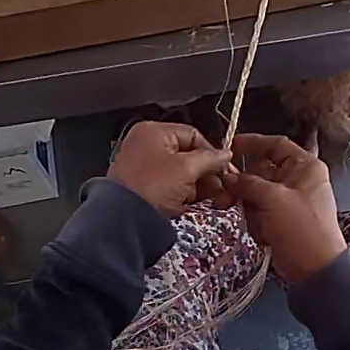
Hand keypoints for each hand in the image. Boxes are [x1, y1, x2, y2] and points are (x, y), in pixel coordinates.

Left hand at [107, 121, 232, 217]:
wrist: (123, 219)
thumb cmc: (152, 187)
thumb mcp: (187, 169)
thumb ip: (211, 159)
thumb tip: (226, 155)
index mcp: (154, 131)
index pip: (194, 135)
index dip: (212, 153)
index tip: (224, 170)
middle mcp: (145, 144)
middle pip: (187, 155)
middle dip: (202, 174)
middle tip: (214, 189)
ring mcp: (141, 165)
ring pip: (178, 173)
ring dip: (190, 187)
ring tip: (190, 199)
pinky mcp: (140, 186)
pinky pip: (166, 186)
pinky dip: (176, 195)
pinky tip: (178, 204)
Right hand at [219, 133, 347, 282]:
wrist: (314, 267)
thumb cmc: (301, 227)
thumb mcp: (273, 198)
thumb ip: (248, 183)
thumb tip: (229, 177)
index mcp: (305, 167)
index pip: (276, 145)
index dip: (253, 144)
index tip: (231, 147)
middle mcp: (297, 180)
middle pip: (260, 173)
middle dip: (243, 187)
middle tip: (224, 199)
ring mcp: (288, 201)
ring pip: (256, 194)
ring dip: (250, 209)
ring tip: (256, 225)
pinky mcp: (281, 220)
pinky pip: (259, 213)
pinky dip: (257, 223)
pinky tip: (264, 234)